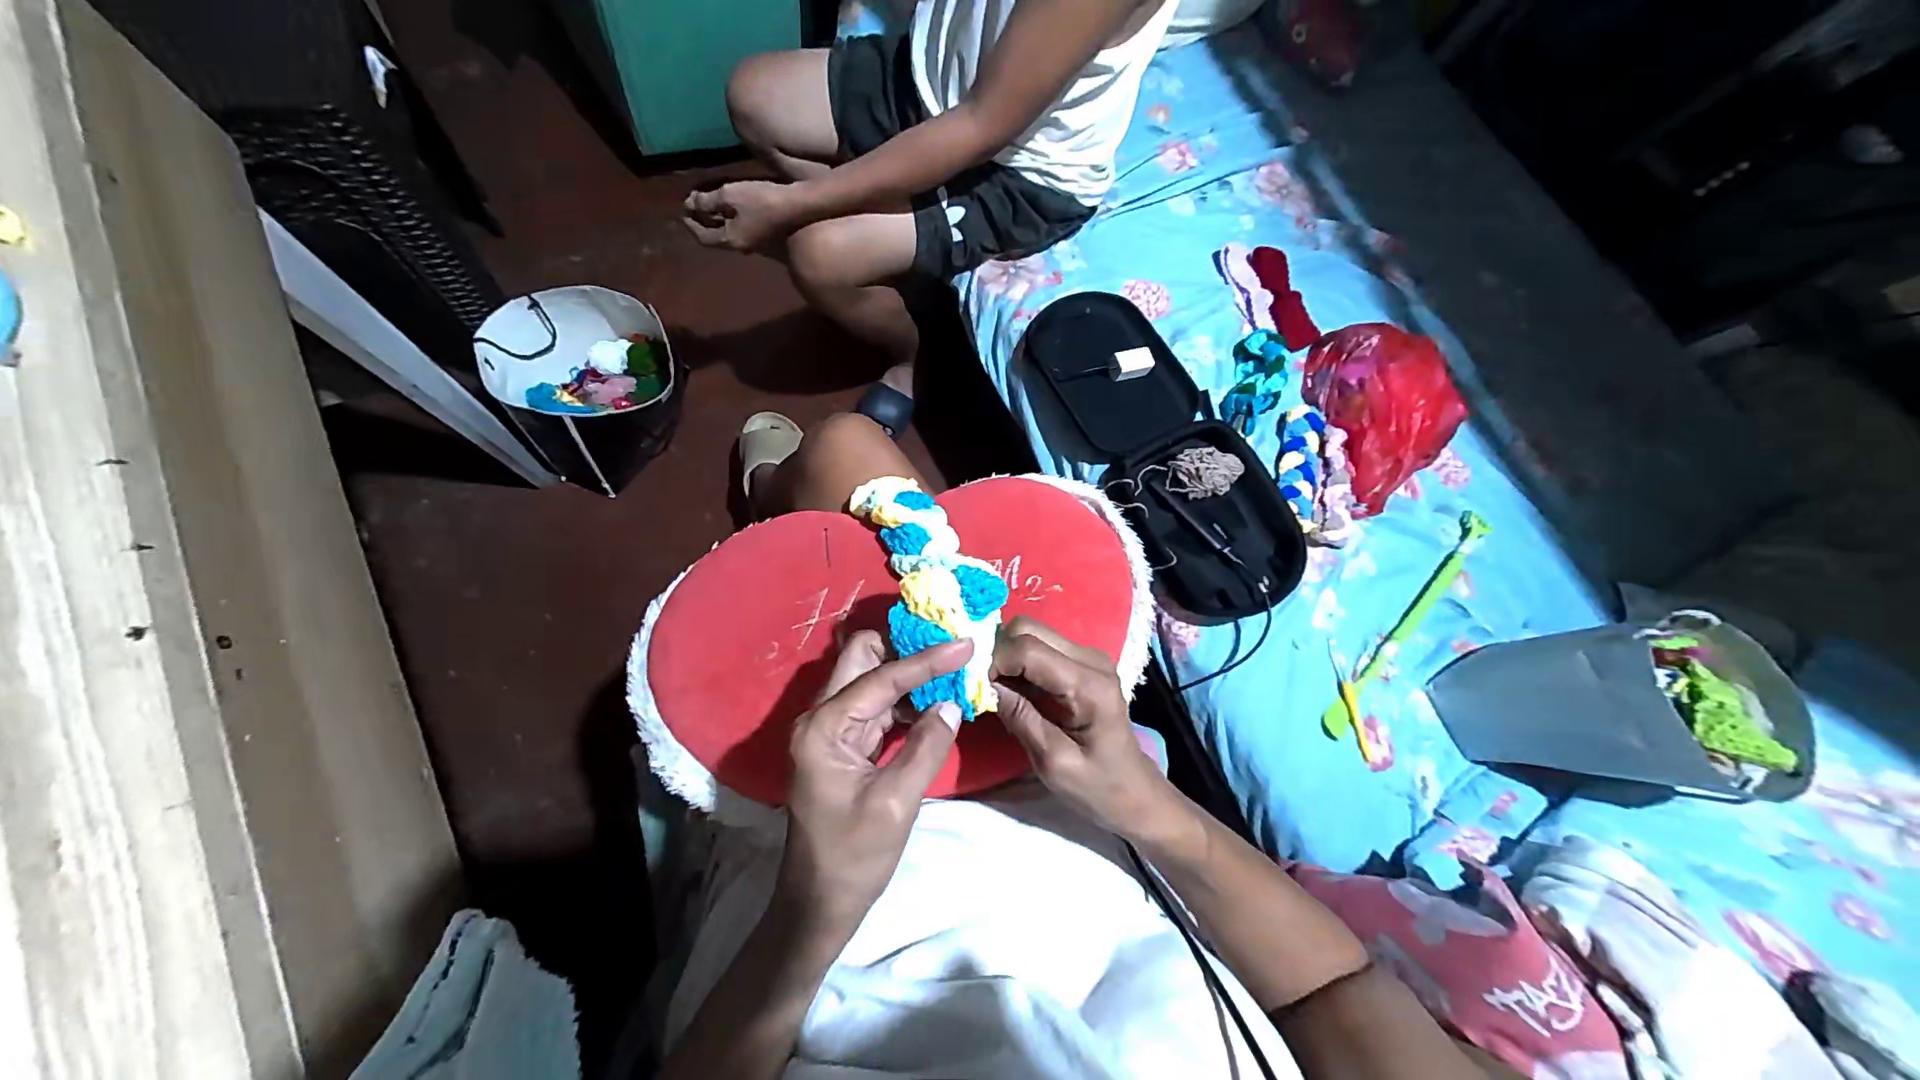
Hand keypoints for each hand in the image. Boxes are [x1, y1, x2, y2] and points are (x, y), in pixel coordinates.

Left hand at [683, 180, 798, 251]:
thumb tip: (692, 203)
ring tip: (711, 203)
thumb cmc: (762, 201)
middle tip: (694, 204)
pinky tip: (732, 207)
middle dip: (703, 220)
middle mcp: (741, 246)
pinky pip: (740, 229)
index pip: (702, 236)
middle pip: (716, 236)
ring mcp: (755, 244)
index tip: (682, 208)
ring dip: (718, 219)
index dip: (689, 223)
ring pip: (729, 232)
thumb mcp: (729, 195)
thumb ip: (707, 201)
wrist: (798, 207)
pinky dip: (731, 219)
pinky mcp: (765, 236)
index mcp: (730, 240)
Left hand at [778, 632, 969, 933]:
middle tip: (950, 649)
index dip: (926, 660)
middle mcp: (821, 718)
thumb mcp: (896, 803)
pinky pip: (877, 705)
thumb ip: (926, 747)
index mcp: (824, 727)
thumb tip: (952, 704)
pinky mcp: (845, 744)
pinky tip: (935, 701)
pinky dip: (905, 699)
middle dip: (906, 648)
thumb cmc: (853, 857)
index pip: (880, 677)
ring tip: (952, 670)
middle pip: (862, 659)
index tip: (965, 644)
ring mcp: (831, 730)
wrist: (818, 902)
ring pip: (870, 678)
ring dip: (909, 673)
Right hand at [992, 617, 1186, 843]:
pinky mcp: (1079, 661)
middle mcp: (1090, 658)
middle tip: (980, 686)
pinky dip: (1015, 660)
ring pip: (1029, 632)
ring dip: (1004, 654)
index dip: (993, 661)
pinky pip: (1037, 645)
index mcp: (1089, 684)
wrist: (1134, 792)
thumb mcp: (1053, 762)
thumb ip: (1019, 718)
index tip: (973, 687)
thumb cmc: (1097, 787)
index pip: (1028, 649)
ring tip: (992, 688)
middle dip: (996, 652)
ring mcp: (1086, 656)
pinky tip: (1009, 688)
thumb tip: (981, 684)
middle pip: (1027, 628)